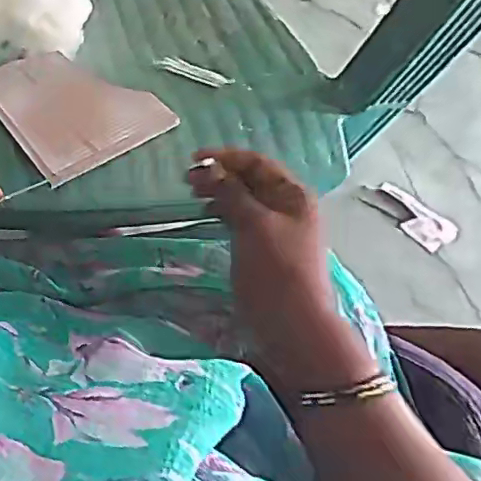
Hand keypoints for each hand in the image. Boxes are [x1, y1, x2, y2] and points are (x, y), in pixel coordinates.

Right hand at [186, 149, 377, 392]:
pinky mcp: (259, 248)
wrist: (290, 323)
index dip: (225, 157)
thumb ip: (231, 192)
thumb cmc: (276, 269)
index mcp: (292, 195)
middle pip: (249, 179)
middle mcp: (285, 207)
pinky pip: (237, 218)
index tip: (193, 160)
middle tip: (187, 180)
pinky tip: (204, 215)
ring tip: (192, 196)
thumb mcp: (253, 224)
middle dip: (219, 174)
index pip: (257, 162)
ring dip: (217, 192)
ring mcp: (273, 229)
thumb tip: (209, 169)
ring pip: (241, 199)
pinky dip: (220, 211)